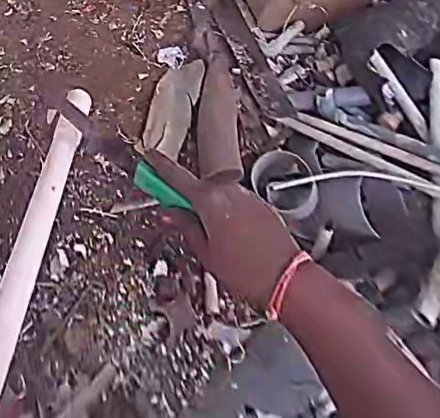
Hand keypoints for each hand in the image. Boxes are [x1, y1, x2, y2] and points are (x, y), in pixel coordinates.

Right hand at [141, 148, 300, 307]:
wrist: (291, 282)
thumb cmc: (248, 272)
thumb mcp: (206, 252)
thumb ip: (185, 226)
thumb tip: (169, 212)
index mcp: (208, 199)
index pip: (175, 175)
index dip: (158, 165)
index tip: (148, 156)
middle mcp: (227, 191)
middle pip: (197, 186)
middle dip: (186, 197)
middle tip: (176, 210)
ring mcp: (246, 196)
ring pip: (217, 195)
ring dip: (209, 206)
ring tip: (212, 235)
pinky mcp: (261, 205)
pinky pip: (236, 203)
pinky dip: (227, 212)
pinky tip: (232, 235)